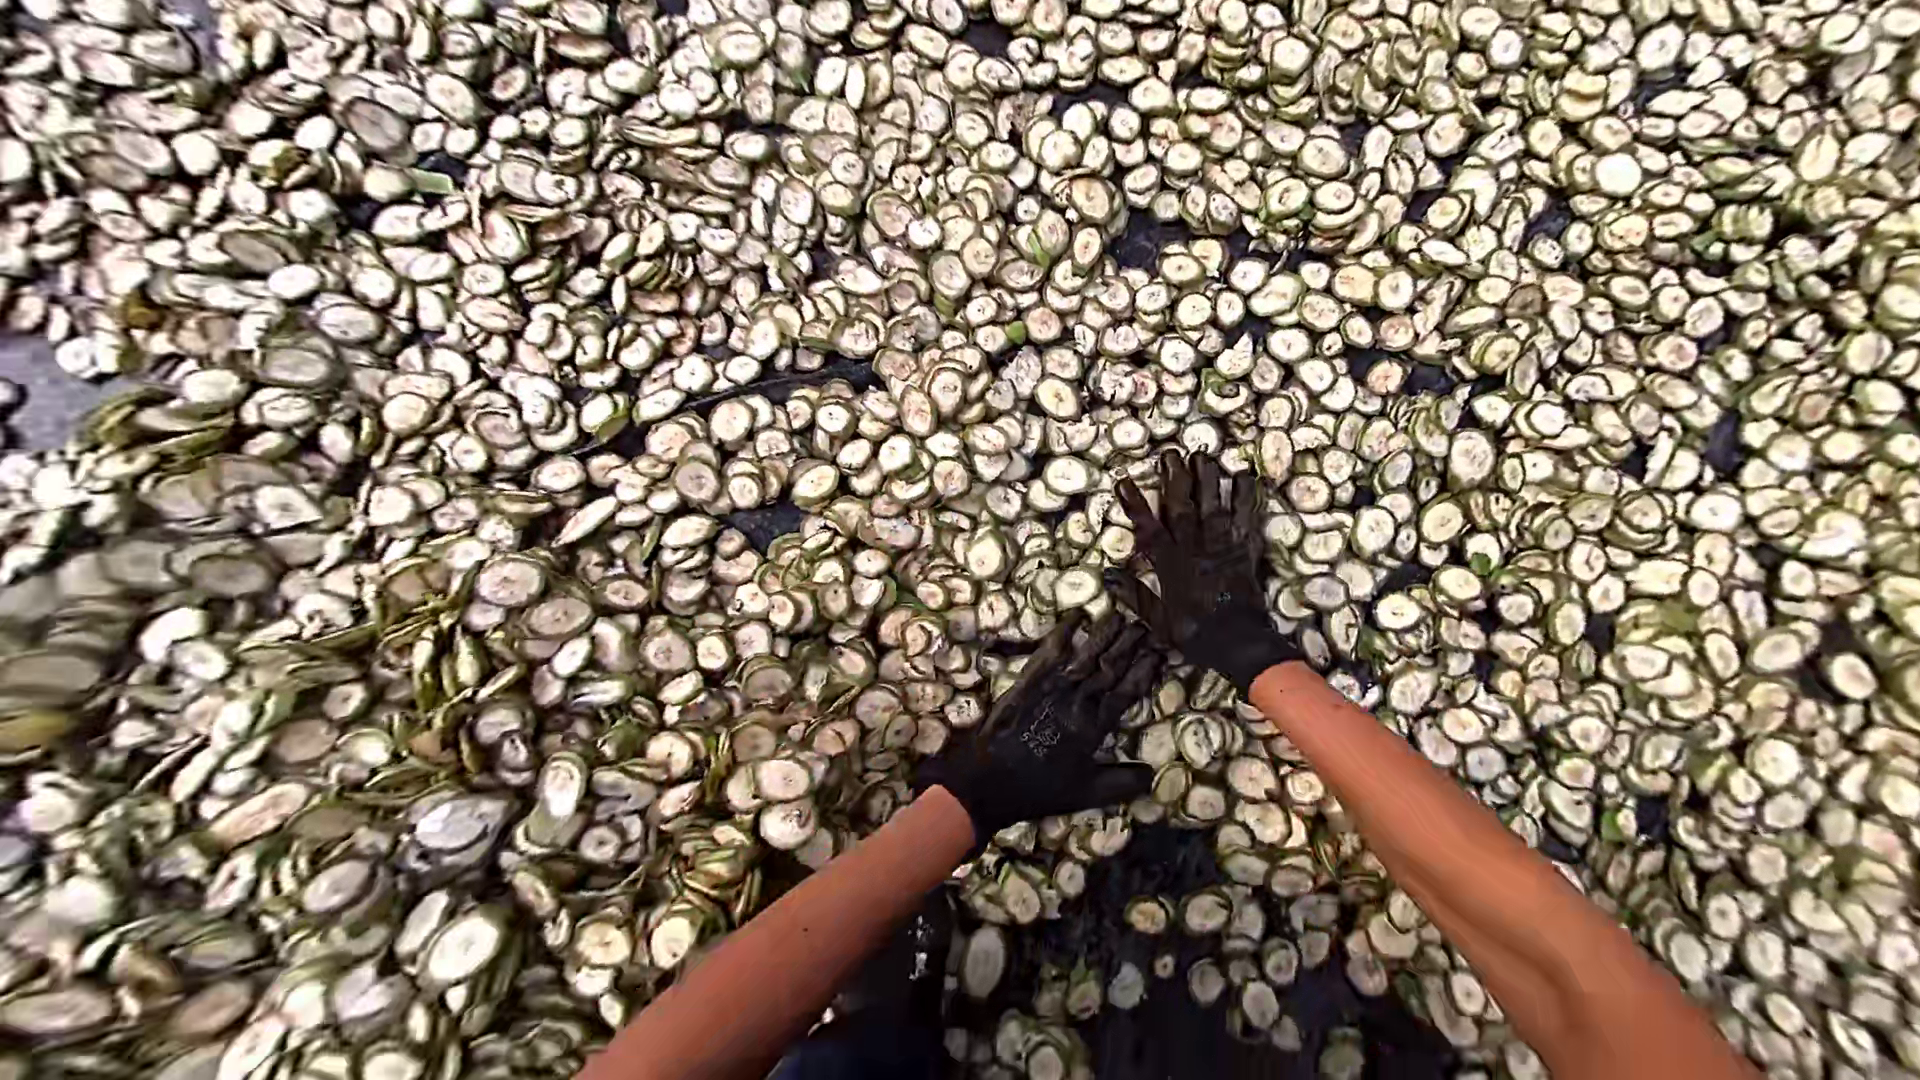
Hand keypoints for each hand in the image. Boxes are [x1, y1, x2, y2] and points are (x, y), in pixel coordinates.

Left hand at [915, 611, 1159, 850]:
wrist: (989, 778)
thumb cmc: (1038, 788)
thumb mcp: (1085, 794)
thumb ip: (1121, 783)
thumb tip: (1153, 774)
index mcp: (1094, 726)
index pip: (1127, 692)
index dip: (1145, 671)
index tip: (1161, 652)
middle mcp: (1077, 700)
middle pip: (1110, 666)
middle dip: (1131, 644)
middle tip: (1147, 623)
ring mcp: (1052, 685)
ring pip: (1085, 653)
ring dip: (1104, 632)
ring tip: (1121, 614)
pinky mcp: (1029, 677)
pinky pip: (1051, 648)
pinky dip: (1065, 630)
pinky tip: (1077, 615)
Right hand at [1109, 449, 1303, 692]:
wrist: (1238, 644)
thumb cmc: (1194, 633)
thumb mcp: (1157, 621)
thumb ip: (1134, 596)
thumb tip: (1108, 575)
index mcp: (1170, 565)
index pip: (1149, 529)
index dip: (1135, 504)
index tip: (1124, 481)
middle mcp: (1194, 550)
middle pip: (1182, 509)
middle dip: (1175, 480)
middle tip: (1171, 454)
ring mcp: (1221, 548)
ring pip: (1212, 508)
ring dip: (1207, 481)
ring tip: (1203, 456)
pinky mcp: (1244, 551)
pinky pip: (1246, 520)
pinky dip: (1246, 498)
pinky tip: (1245, 477)